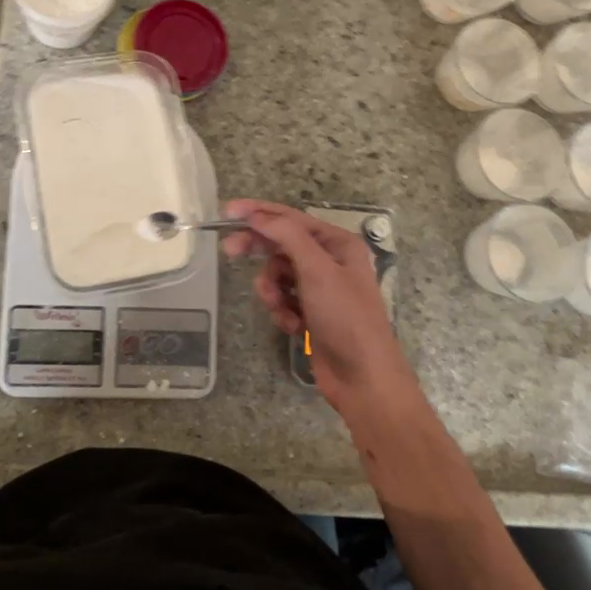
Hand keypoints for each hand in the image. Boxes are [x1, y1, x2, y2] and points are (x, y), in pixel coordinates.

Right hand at [221, 200, 417, 412]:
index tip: (227, 212)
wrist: (363, 377)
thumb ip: (287, 236)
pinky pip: (284, 301)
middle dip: (259, 250)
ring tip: (279, 306)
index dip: (259, 213)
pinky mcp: (311, 314)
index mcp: (338, 244)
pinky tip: (293, 326)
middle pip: (282, 245)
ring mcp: (321, 289)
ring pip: (279, 275)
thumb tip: (258, 216)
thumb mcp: (317, 270)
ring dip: (273, 289)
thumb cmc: (345, 317)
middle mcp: (330, 261)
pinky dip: (282, 311)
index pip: (291, 218)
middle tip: (229, 251)